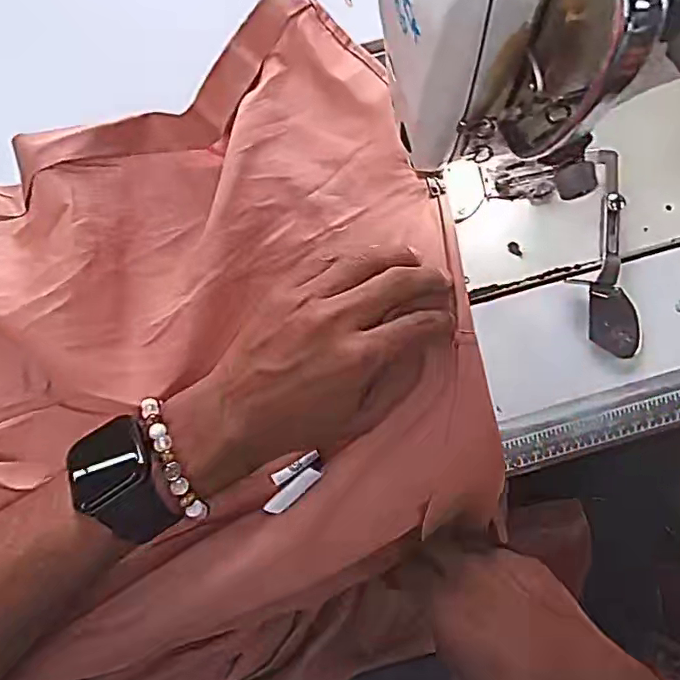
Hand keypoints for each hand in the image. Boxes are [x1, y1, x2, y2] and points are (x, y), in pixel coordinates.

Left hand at [164, 246, 455, 495]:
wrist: (235, 412)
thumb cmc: (291, 422)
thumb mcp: (357, 417)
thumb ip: (396, 382)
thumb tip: (418, 352)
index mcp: (357, 356)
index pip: (415, 324)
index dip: (439, 319)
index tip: (443, 319)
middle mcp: (335, 320)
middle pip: (398, 281)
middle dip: (429, 280)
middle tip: (440, 283)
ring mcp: (308, 299)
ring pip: (365, 260)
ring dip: (396, 257)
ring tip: (411, 260)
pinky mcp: (286, 290)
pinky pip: (327, 260)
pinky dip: (354, 257)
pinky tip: (366, 260)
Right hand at [414, 537, 675, 679]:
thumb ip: (445, 643)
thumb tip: (445, 629)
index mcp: (444, 603)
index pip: (409, 569)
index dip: (401, 573)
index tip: (398, 579)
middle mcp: (469, 571)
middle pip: (434, 543)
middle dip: (426, 552)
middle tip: (423, 566)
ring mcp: (502, 560)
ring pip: (466, 541)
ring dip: (457, 551)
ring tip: (458, 567)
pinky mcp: (531, 561)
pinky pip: (497, 551)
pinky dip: (488, 560)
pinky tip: (494, 577)